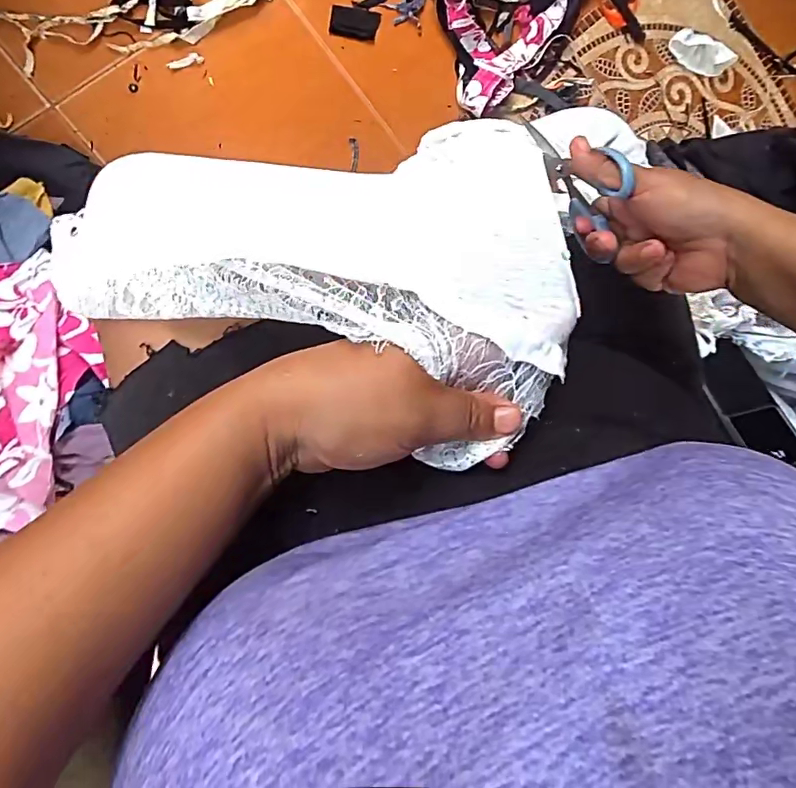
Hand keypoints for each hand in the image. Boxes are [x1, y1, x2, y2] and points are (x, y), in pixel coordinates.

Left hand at [243, 342, 522, 476]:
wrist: (274, 422)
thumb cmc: (354, 406)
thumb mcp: (422, 412)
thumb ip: (470, 413)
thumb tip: (515, 414)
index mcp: (428, 340)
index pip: (484, 357)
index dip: (506, 390)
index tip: (521, 422)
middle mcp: (414, 352)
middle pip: (465, 380)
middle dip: (486, 416)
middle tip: (501, 449)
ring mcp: (393, 375)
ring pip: (442, 399)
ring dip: (463, 428)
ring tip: (484, 455)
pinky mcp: (376, 399)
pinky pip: (418, 412)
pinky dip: (436, 431)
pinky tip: (448, 449)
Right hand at [566, 137, 754, 292]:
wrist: (729, 242)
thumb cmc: (693, 203)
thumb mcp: (641, 182)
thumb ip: (602, 170)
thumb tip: (575, 144)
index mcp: (631, 195)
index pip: (594, 207)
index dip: (585, 218)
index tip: (584, 222)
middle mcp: (637, 221)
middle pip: (600, 238)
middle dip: (602, 241)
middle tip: (609, 239)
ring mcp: (646, 248)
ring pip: (616, 259)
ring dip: (634, 254)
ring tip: (657, 246)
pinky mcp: (656, 272)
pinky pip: (636, 276)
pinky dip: (650, 268)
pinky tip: (668, 258)